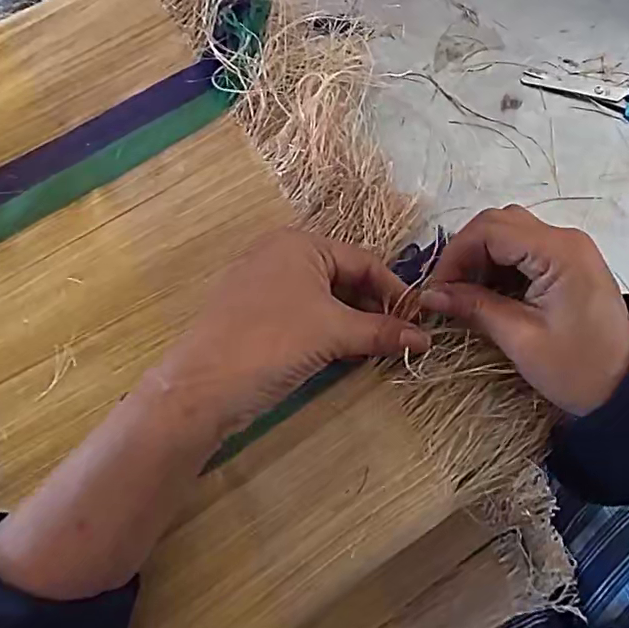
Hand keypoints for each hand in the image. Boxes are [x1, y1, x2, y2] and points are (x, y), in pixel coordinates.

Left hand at [145, 229, 431, 438]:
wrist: (203, 385)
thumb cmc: (272, 341)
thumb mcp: (333, 332)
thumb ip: (381, 331)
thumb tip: (425, 339)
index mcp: (300, 242)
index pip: (363, 261)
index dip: (394, 292)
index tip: (420, 322)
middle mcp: (281, 253)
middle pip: (343, 277)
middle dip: (372, 309)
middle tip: (398, 341)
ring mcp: (264, 282)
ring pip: (323, 298)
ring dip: (351, 323)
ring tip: (374, 351)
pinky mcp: (254, 310)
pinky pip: (302, 312)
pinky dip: (326, 330)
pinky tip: (342, 355)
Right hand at [418, 205, 628, 415]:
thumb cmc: (580, 369)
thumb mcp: (521, 339)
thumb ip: (474, 307)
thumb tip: (430, 294)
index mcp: (559, 252)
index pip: (490, 230)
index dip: (455, 254)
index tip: (438, 287)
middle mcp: (564, 239)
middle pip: (497, 223)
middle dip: (465, 252)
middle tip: (447, 289)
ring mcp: (568, 248)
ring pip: (506, 231)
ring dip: (479, 256)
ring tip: (464, 291)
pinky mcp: (567, 261)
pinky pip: (521, 247)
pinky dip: (496, 262)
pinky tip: (487, 291)